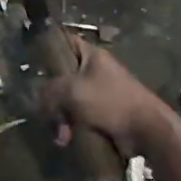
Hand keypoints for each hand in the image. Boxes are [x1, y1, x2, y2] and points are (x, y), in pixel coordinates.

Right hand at [41, 33, 176, 156]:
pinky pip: (81, 115)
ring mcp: (102, 92)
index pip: (64, 41)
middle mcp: (96, 70)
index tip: (32, 61)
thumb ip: (50, 90)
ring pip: (70, 99)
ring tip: (61, 135)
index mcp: (91, 55)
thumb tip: (40, 99)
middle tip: (45, 110)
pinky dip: (73, 126)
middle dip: (52, 95)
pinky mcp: (106, 113)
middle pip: (63, 75)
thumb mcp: (73, 91)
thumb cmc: (110, 102)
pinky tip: (68, 139)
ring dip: (62, 117)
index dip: (47, 47)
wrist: (148, 131)